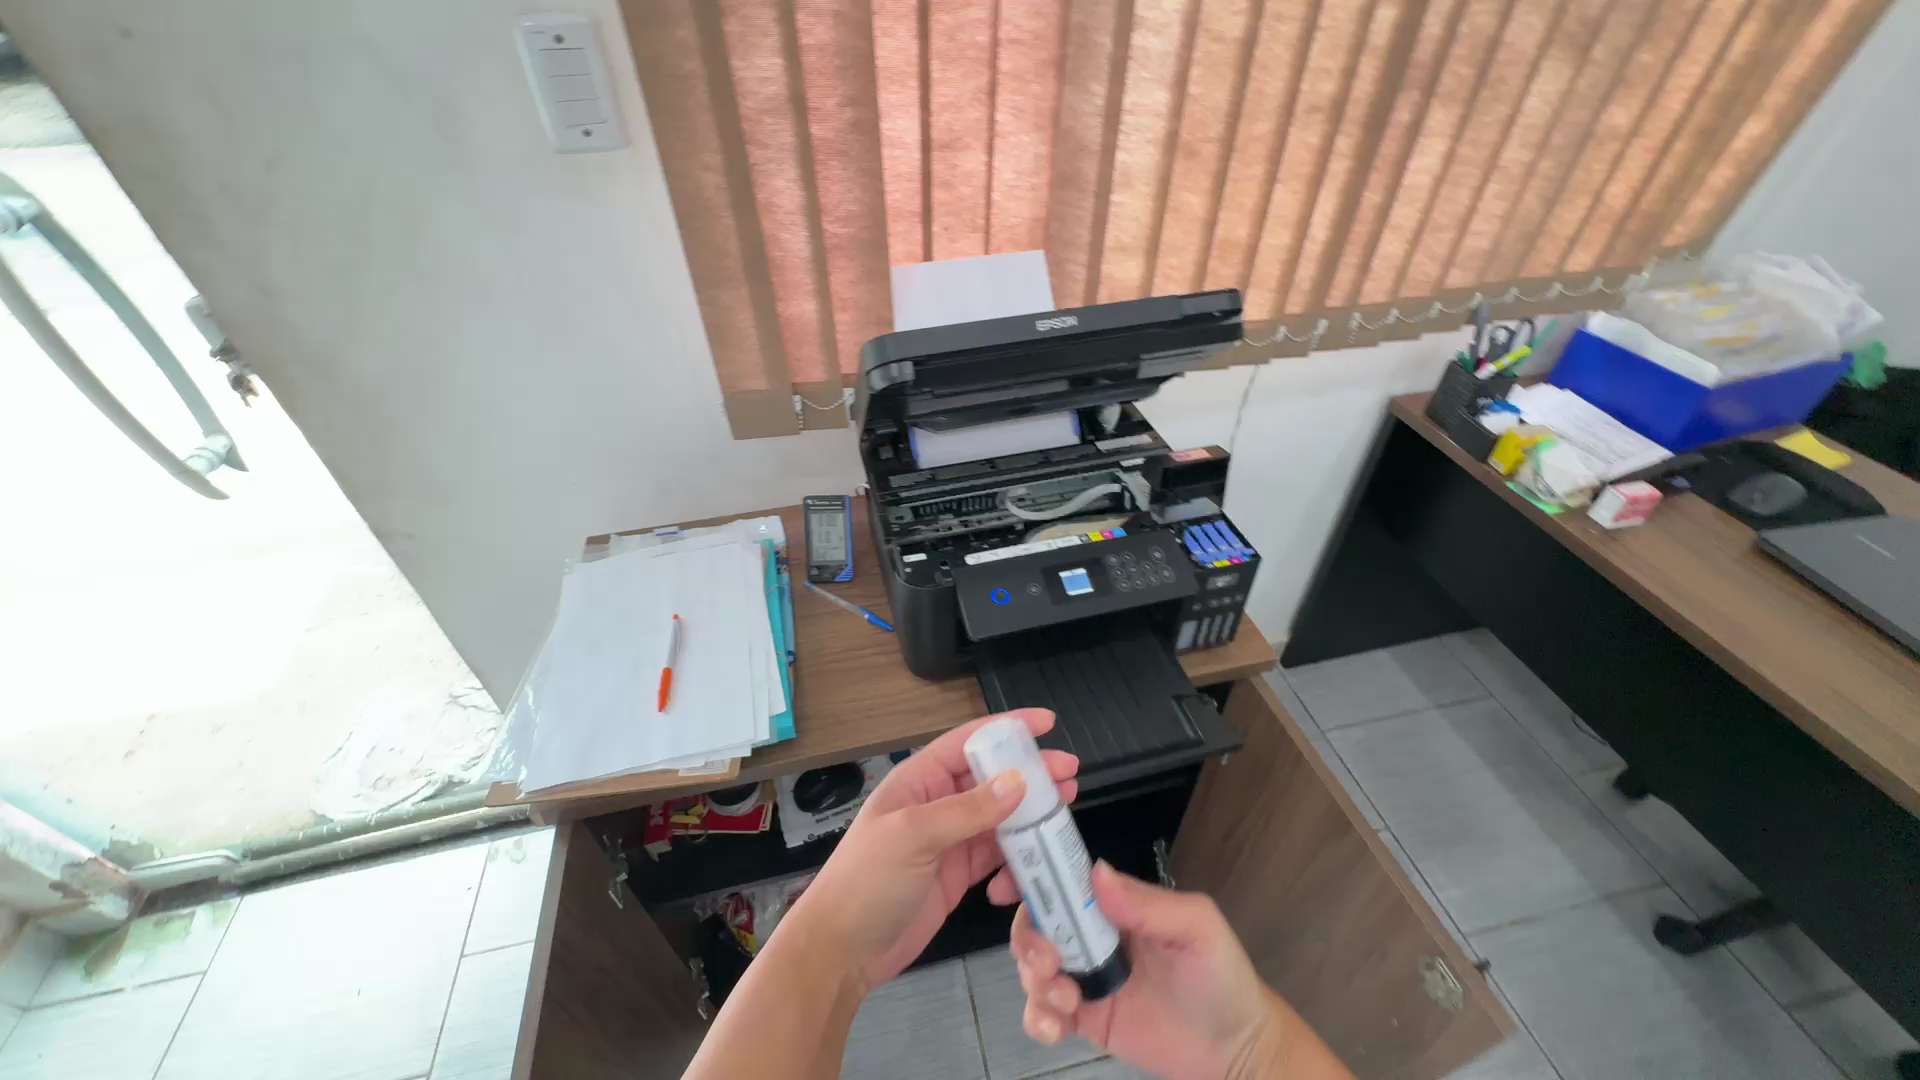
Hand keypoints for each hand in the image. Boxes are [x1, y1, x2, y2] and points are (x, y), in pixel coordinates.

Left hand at [787, 708, 1078, 989]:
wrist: (842, 950)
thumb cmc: (867, 881)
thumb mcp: (914, 836)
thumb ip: (968, 810)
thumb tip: (1018, 781)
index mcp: (919, 781)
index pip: (968, 741)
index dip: (1007, 727)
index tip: (1046, 722)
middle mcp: (936, 803)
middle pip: (991, 778)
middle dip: (1031, 773)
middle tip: (1070, 772)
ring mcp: (948, 840)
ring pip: (999, 817)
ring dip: (1031, 815)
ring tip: (1064, 811)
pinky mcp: (957, 873)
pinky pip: (996, 855)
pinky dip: (1017, 858)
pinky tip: (1032, 866)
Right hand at [998, 862, 1275, 1079]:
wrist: (1236, 1051)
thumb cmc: (1220, 977)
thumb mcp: (1195, 927)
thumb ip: (1147, 902)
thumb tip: (1097, 871)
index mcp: (1113, 904)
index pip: (1063, 879)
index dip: (1030, 875)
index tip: (1005, 884)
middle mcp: (1091, 935)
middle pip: (1037, 922)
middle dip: (1029, 937)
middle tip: (1048, 960)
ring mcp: (1085, 977)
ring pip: (1032, 966)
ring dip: (1034, 978)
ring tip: (1067, 1000)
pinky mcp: (1084, 1019)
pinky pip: (1042, 1013)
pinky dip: (1037, 1017)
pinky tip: (1056, 1026)